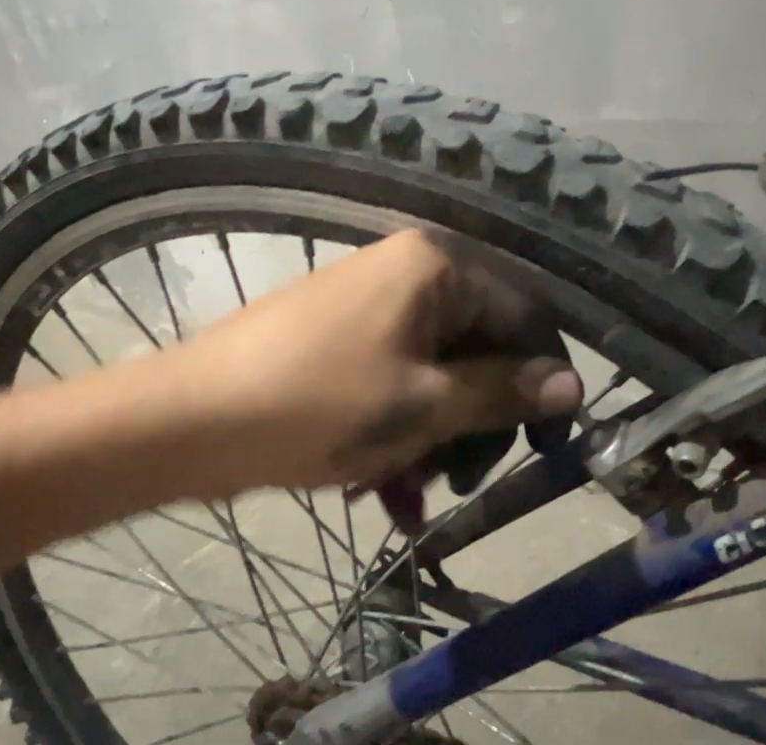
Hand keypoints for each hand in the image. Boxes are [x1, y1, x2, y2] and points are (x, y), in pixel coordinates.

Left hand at [169, 229, 583, 492]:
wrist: (193, 418)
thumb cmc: (318, 405)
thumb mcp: (423, 407)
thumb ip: (502, 393)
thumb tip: (572, 383)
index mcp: (434, 267)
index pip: (523, 313)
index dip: (543, 380)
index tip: (547, 447)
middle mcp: (406, 271)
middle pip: (478, 346)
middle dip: (476, 422)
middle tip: (461, 482)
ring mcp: (368, 304)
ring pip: (434, 373)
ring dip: (434, 439)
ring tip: (408, 497)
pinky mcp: (338, 338)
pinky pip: (392, 381)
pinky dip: (398, 432)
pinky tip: (385, 494)